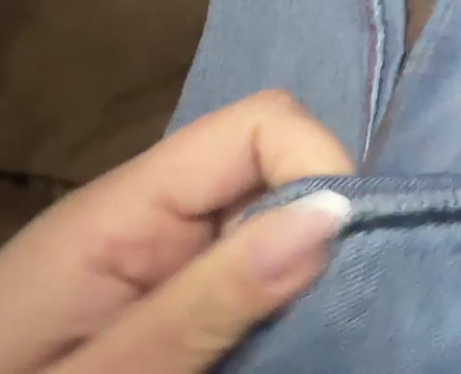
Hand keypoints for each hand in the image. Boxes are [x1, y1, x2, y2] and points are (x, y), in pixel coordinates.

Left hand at [0, 91, 354, 373]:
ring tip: (300, 330)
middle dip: (317, 220)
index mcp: (120, 207)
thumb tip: (336, 209)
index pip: (260, 123)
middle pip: (273, 162)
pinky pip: (244, 256)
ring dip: (302, 261)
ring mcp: (150, 247)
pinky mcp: (156, 284)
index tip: (340, 253)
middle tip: (322, 309)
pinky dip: (276, 290)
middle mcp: (145, 208)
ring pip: (268, 210)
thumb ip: (206, 302)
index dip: (317, 166)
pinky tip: (271, 337)